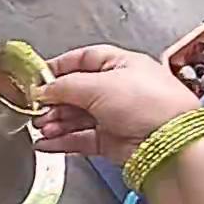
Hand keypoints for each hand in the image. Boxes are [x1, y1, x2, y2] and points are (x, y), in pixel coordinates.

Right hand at [35, 45, 201, 164]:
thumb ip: (65, 86)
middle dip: (54, 101)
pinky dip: (60, 142)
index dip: (59, 67)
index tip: (37, 77)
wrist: (167, 142)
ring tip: (40, 128)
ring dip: (55, 122)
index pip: (84, 59)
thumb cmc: (145, 103)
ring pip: (75, 118)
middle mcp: (117, 90)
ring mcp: (113, 117)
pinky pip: (79, 139)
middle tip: (36, 109)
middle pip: (76, 92)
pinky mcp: (110, 141)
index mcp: (120, 65)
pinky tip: (45, 144)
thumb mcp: (99, 85)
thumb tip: (42, 90)